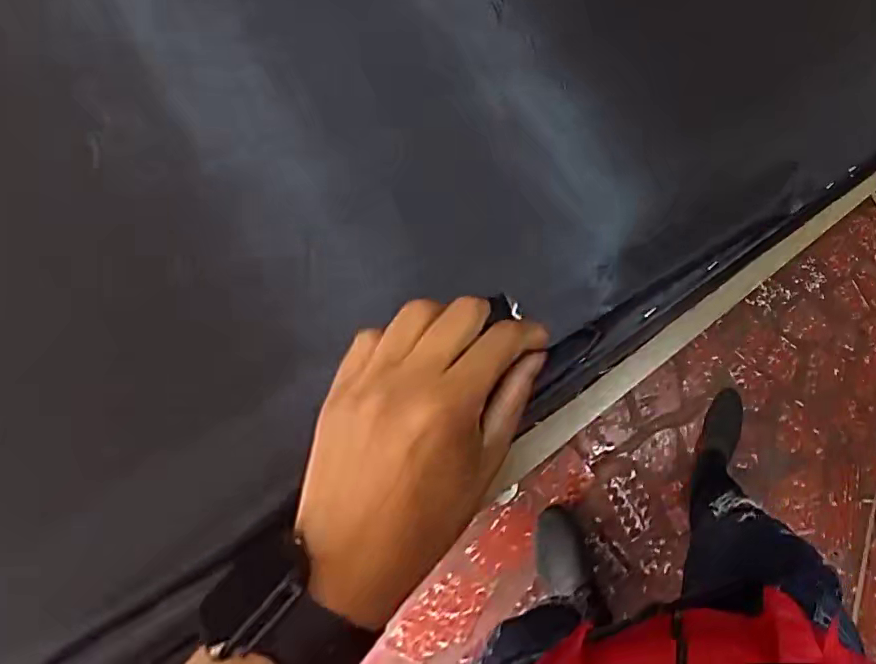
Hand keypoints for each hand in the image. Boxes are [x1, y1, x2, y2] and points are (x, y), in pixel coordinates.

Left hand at [295, 298, 546, 629]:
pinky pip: (373, 334)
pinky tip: (409, 364)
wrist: (345, 565)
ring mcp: (367, 380)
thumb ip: (513, 398)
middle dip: (491, 321)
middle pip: (462, 310)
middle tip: (496, 348)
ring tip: (452, 349)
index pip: (502, 337)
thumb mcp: (488, 462)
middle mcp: (407, 380)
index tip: (536, 342)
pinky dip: (399, 339)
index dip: (530, 332)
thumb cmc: (429, 519)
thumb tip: (532, 355)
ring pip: (418, 311)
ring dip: (445, 322)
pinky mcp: (338, 388)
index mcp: (449, 403)